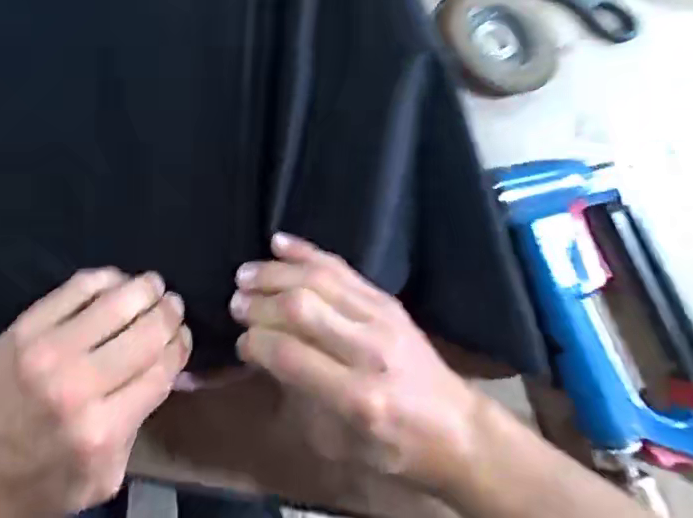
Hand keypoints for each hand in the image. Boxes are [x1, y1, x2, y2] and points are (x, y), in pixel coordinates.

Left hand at [0, 268, 190, 515]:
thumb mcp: (102, 477)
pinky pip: (79, 286)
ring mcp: (49, 351)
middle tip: (175, 305)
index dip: (180, 347)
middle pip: (146, 332)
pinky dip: (107, 278)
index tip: (183, 336)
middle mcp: (78, 387)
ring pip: (117, 301)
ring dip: (145, 288)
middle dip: (169, 313)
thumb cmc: (41, 480)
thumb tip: (171, 366)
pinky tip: (118, 281)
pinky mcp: (26, 326)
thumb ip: (139, 422)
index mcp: (101, 432)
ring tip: (154, 286)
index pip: (161, 370)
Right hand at [230, 233, 485, 495]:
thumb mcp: (341, 444)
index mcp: (358, 398)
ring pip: (320, 279)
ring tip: (245, 273)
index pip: (292, 356)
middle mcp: (370, 350)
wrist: (457, 428)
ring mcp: (382, 317)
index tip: (239, 341)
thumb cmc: (394, 448)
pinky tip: (279, 244)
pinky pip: (341, 267)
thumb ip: (300, 396)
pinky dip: (306, 252)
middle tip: (236, 301)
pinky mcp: (387, 299)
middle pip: (303, 308)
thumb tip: (262, 351)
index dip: (257, 342)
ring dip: (276, 272)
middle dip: (261, 301)